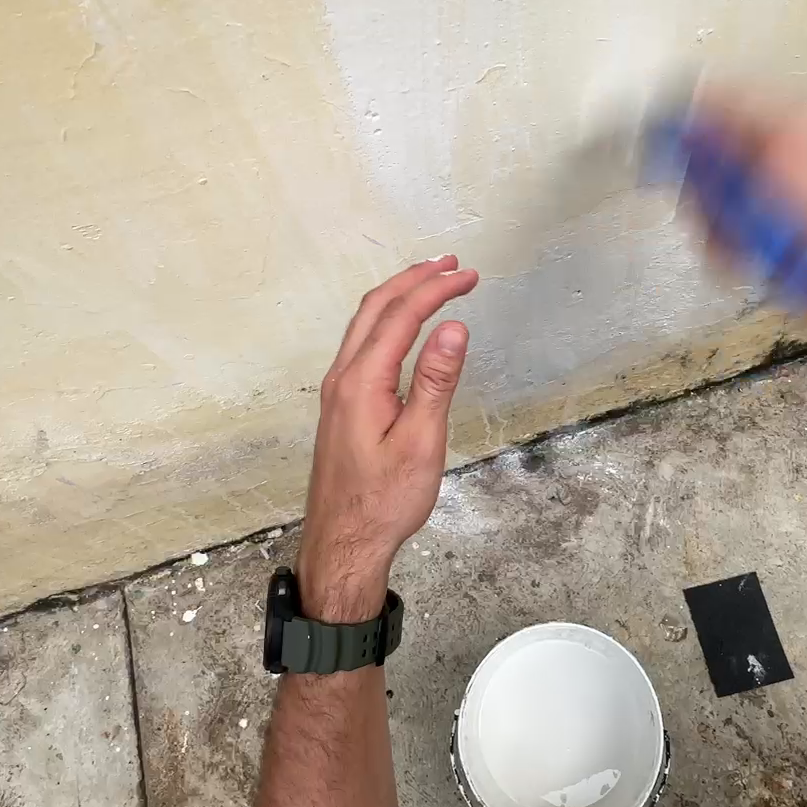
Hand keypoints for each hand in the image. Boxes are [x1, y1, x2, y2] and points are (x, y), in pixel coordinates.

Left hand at [298, 256, 479, 620]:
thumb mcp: (421, 443)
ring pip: (363, 324)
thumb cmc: (385, 500)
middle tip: (450, 263)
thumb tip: (453, 327)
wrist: (343, 543)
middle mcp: (342, 377)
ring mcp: (337, 390)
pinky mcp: (340, 405)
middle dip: (413, 279)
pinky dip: (386, 320)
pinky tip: (402, 327)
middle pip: (374, 308)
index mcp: (362, 381)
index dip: (436, 290)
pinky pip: (361, 344)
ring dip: (396, 295)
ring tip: (429, 280)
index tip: (469, 275)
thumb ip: (436, 382)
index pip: (401, 317)